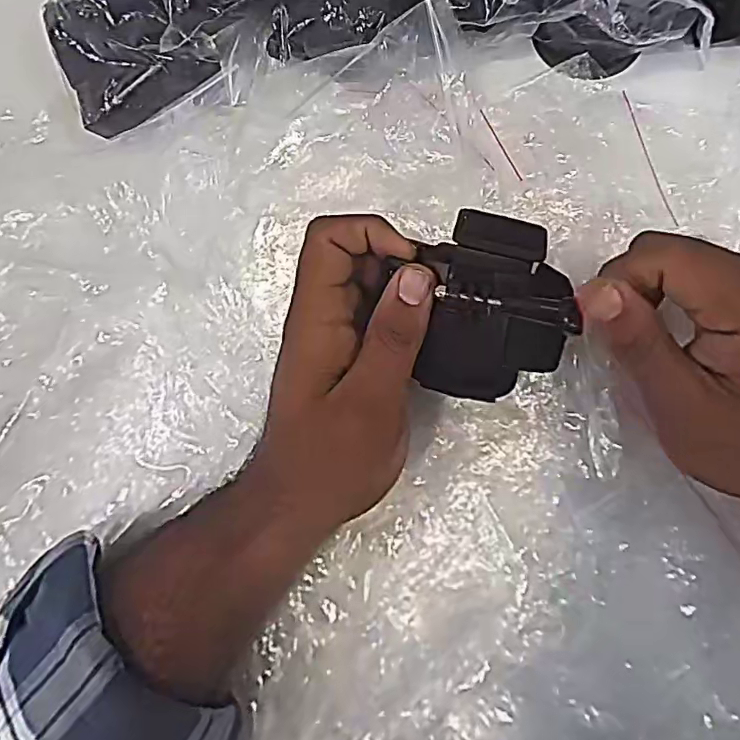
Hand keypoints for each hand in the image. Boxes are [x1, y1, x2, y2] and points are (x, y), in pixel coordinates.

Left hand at [253, 214, 436, 531]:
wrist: (298, 505)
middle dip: (399, 257)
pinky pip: (377, 311)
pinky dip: (406, 310)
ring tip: (441, 310)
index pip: (328, 239)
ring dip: (406, 284)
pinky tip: (429, 331)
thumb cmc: (327, 462)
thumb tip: (417, 275)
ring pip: (368, 280)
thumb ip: (394, 336)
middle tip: (438, 289)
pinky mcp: (350, 351)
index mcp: (316, 317)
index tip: (412, 264)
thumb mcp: (371, 400)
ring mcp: (335, 332)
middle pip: (351, 252)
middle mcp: (322, 316)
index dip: (372, 233)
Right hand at [579, 232, 739, 521]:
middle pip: (667, 250)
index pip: (659, 254)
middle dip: (631, 288)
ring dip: (647, 293)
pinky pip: (693, 271)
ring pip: (675, 257)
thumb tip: (594, 290)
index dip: (620, 283)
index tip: (610, 332)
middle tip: (630, 345)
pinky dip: (668, 296)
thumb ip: (638, 343)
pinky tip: (673, 335)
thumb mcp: (682, 408)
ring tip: (651, 345)